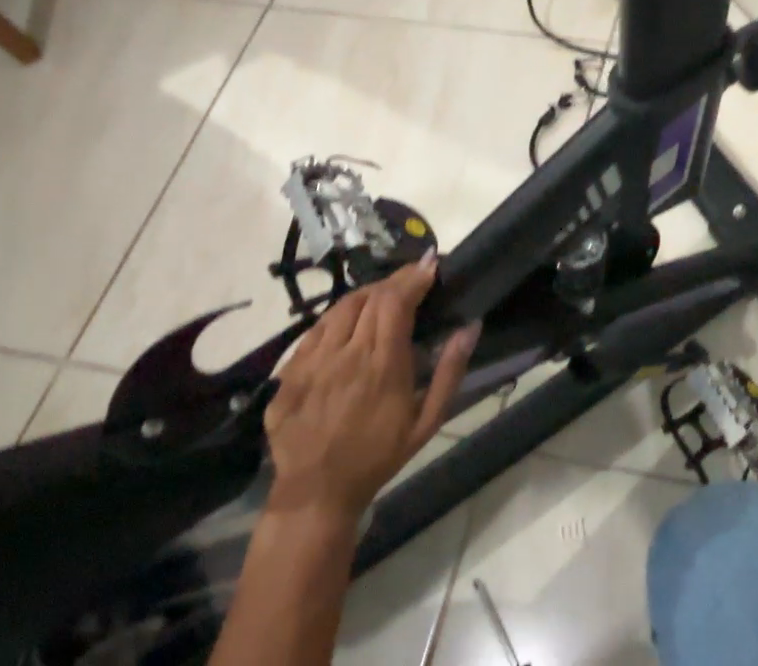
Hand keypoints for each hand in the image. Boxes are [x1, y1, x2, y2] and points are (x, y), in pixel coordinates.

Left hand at [263, 254, 479, 520]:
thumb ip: (450, 372)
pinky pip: (313, 333)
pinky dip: (335, 320)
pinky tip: (346, 326)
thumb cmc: (379, 456)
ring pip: (338, 310)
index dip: (413, 277)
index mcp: (382, 364)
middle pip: (368, 298)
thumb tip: (469, 327)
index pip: (395, 301)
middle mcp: (344, 354)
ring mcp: (311, 362)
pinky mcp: (288, 373)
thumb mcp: (427, 421)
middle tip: (411, 279)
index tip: (431, 265)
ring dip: (364, 295)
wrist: (317, 492)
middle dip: (394, 281)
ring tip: (381, 297)